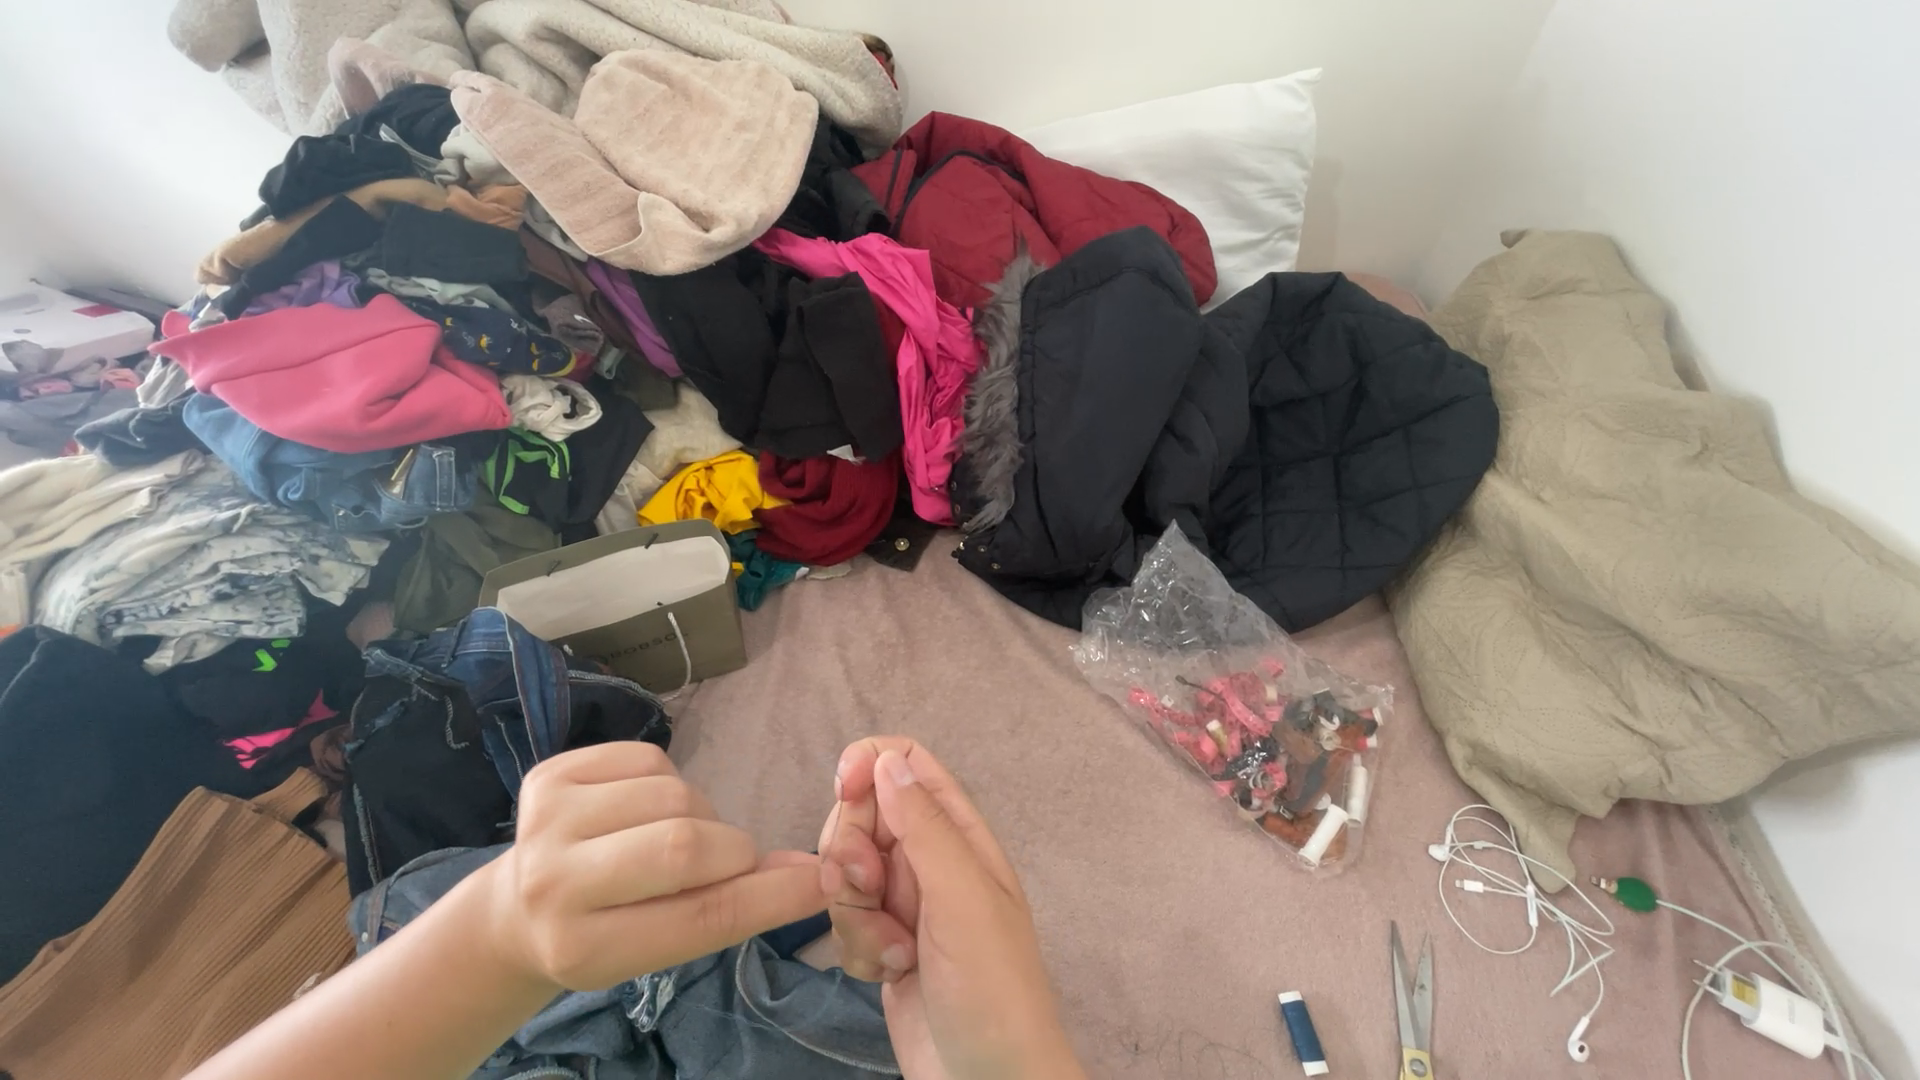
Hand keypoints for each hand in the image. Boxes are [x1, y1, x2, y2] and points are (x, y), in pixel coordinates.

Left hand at [479, 741, 826, 993]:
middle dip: (731, 849)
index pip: (699, 918)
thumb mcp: (663, 939)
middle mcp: (553, 885)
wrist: (519, 909)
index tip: (822, 879)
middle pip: (684, 846)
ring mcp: (545, 822)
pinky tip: (645, 807)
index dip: (771, 897)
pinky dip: (668, 779)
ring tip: (676, 835)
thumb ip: (733, 905)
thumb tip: (817, 875)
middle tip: (732, 858)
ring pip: (673, 794)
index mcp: (583, 949)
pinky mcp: (549, 775)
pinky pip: (648, 757)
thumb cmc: (607, 931)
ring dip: (698, 813)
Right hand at [818, 738, 1084, 1079]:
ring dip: (856, 910)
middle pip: (863, 814)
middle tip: (870, 887)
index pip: (907, 763)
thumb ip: (924, 825)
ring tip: (891, 948)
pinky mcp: (879, 940)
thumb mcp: (962, 898)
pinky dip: (858, 945)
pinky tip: (889, 972)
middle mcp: (927, 856)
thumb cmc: (991, 984)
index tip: (844, 790)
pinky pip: (844, 918)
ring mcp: (902, 899)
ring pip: (846, 869)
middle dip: (852, 850)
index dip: (870, 763)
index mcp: (957, 831)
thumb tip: (886, 759)